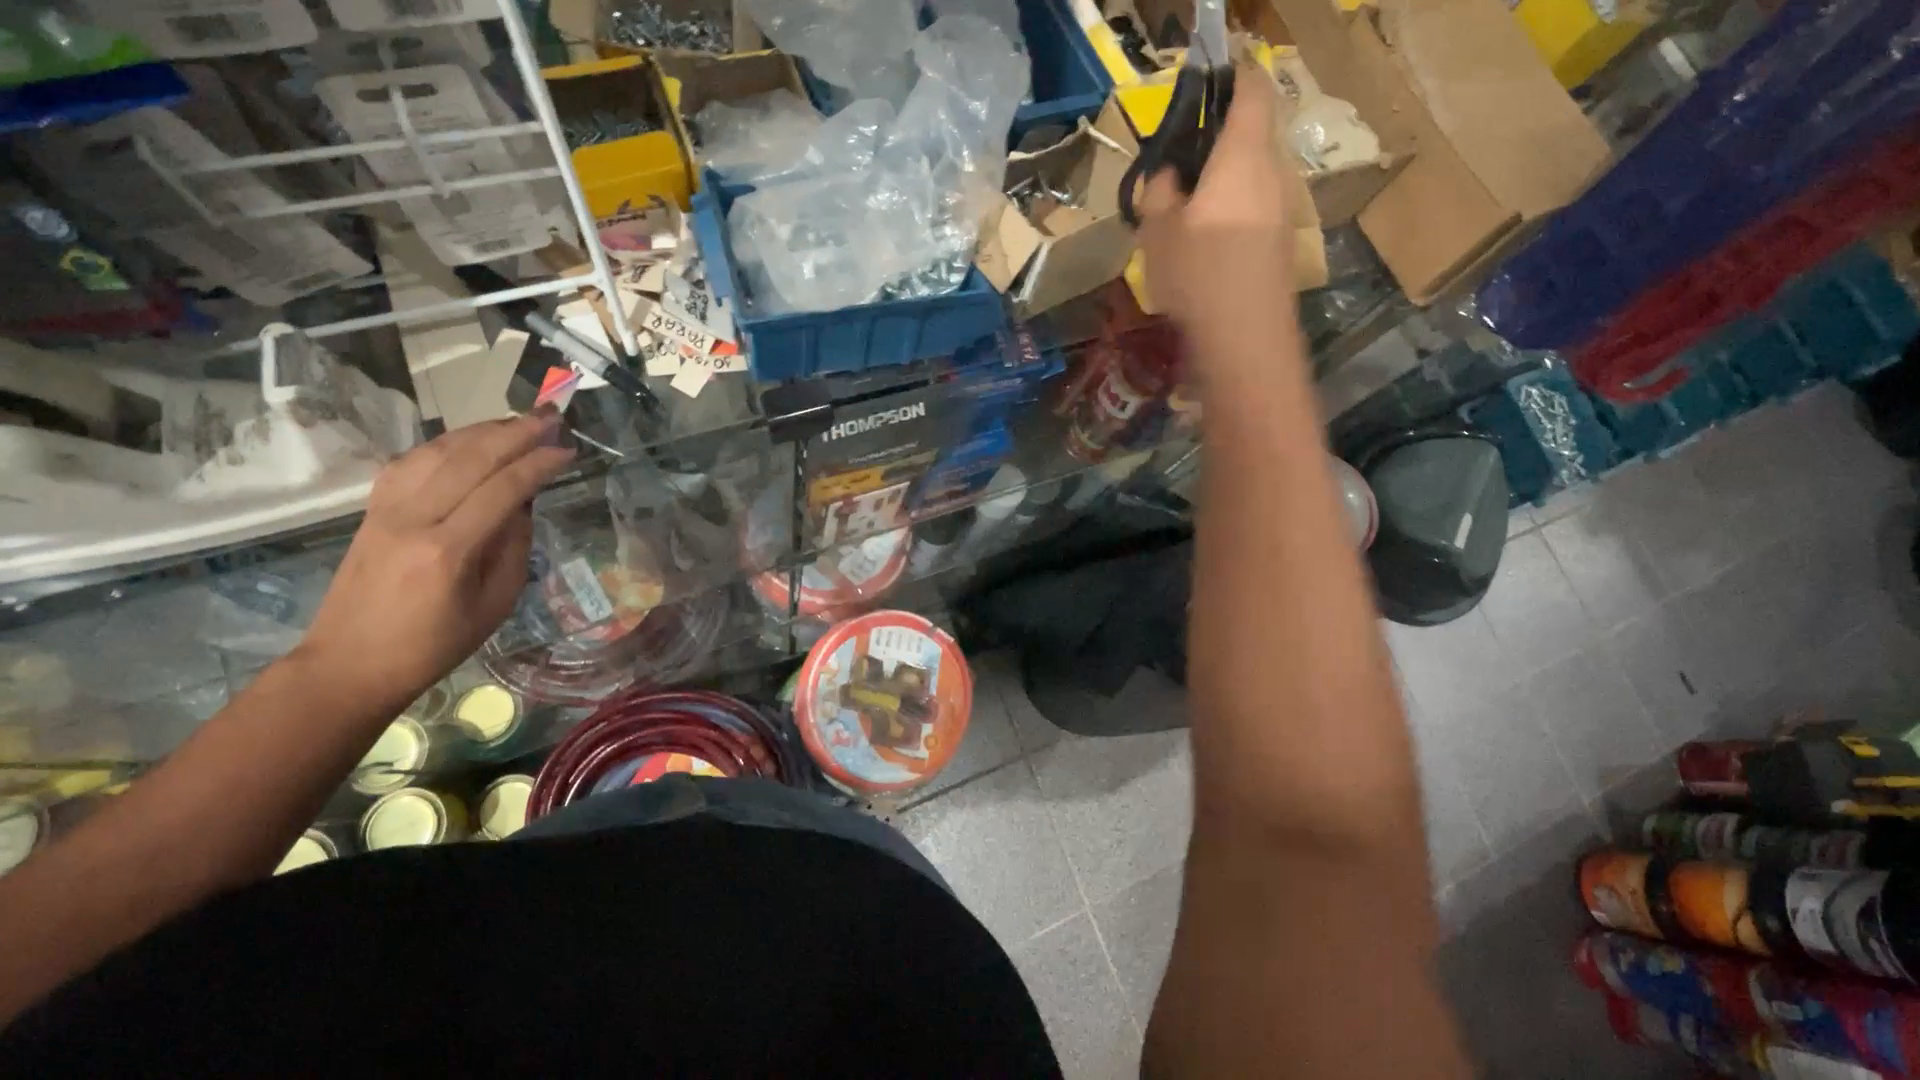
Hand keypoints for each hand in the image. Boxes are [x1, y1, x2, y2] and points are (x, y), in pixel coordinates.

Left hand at [293, 411, 574, 712]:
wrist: (349, 664)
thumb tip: (523, 502)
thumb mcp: (494, 605)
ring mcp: (386, 510)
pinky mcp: (372, 509)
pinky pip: (411, 462)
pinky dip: (445, 444)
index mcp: (448, 551)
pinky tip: (468, 441)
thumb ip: (513, 548)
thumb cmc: (433, 647)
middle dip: (514, 433)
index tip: (567, 451)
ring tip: (517, 421)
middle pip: (469, 458)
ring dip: (481, 431)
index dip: (538, 464)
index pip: (502, 489)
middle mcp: (413, 519)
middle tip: (551, 417)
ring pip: (437, 451)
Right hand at [1138, 69, 1295, 344]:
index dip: (1230, 75)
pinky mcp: (1279, 243)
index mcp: (1242, 156)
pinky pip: (1251, 208)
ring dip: (1217, 182)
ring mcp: (1281, 210)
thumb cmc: (1198, 277)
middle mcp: (1270, 174)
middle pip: (1248, 136)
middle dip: (1212, 142)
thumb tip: (1168, 176)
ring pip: (1248, 176)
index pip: (1250, 90)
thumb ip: (1158, 192)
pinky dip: (1226, 210)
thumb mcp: (1157, 231)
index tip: (1203, 83)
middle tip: (1172, 165)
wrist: (1246, 342)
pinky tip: (1199, 244)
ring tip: (1177, 212)